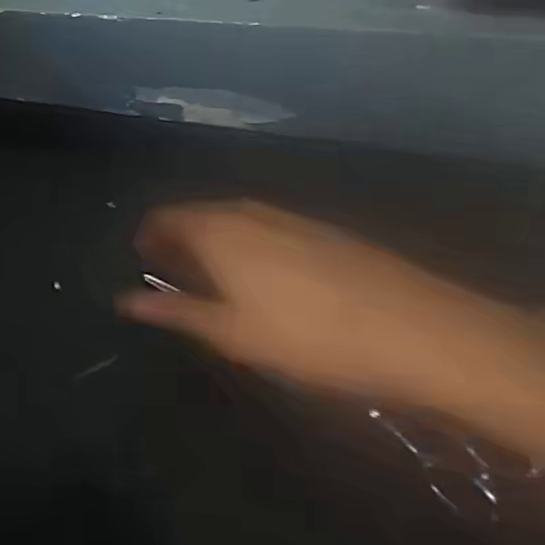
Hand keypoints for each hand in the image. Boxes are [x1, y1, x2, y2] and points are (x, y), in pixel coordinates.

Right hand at [117, 201, 543, 407]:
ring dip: (214, 242)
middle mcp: (243, 209)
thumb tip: (124, 300)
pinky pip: (264, 227)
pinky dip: (249, 244)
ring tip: (220, 284)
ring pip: (231, 220)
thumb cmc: (310, 335)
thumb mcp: (233, 334)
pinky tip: (271, 282)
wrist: (420, 329)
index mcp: (214, 228)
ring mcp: (286, 214)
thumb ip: (174, 311)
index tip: (143, 263)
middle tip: (178, 278)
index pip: (162, 217)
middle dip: (179, 241)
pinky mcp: (320, 227)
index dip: (147, 238)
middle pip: (195, 214)